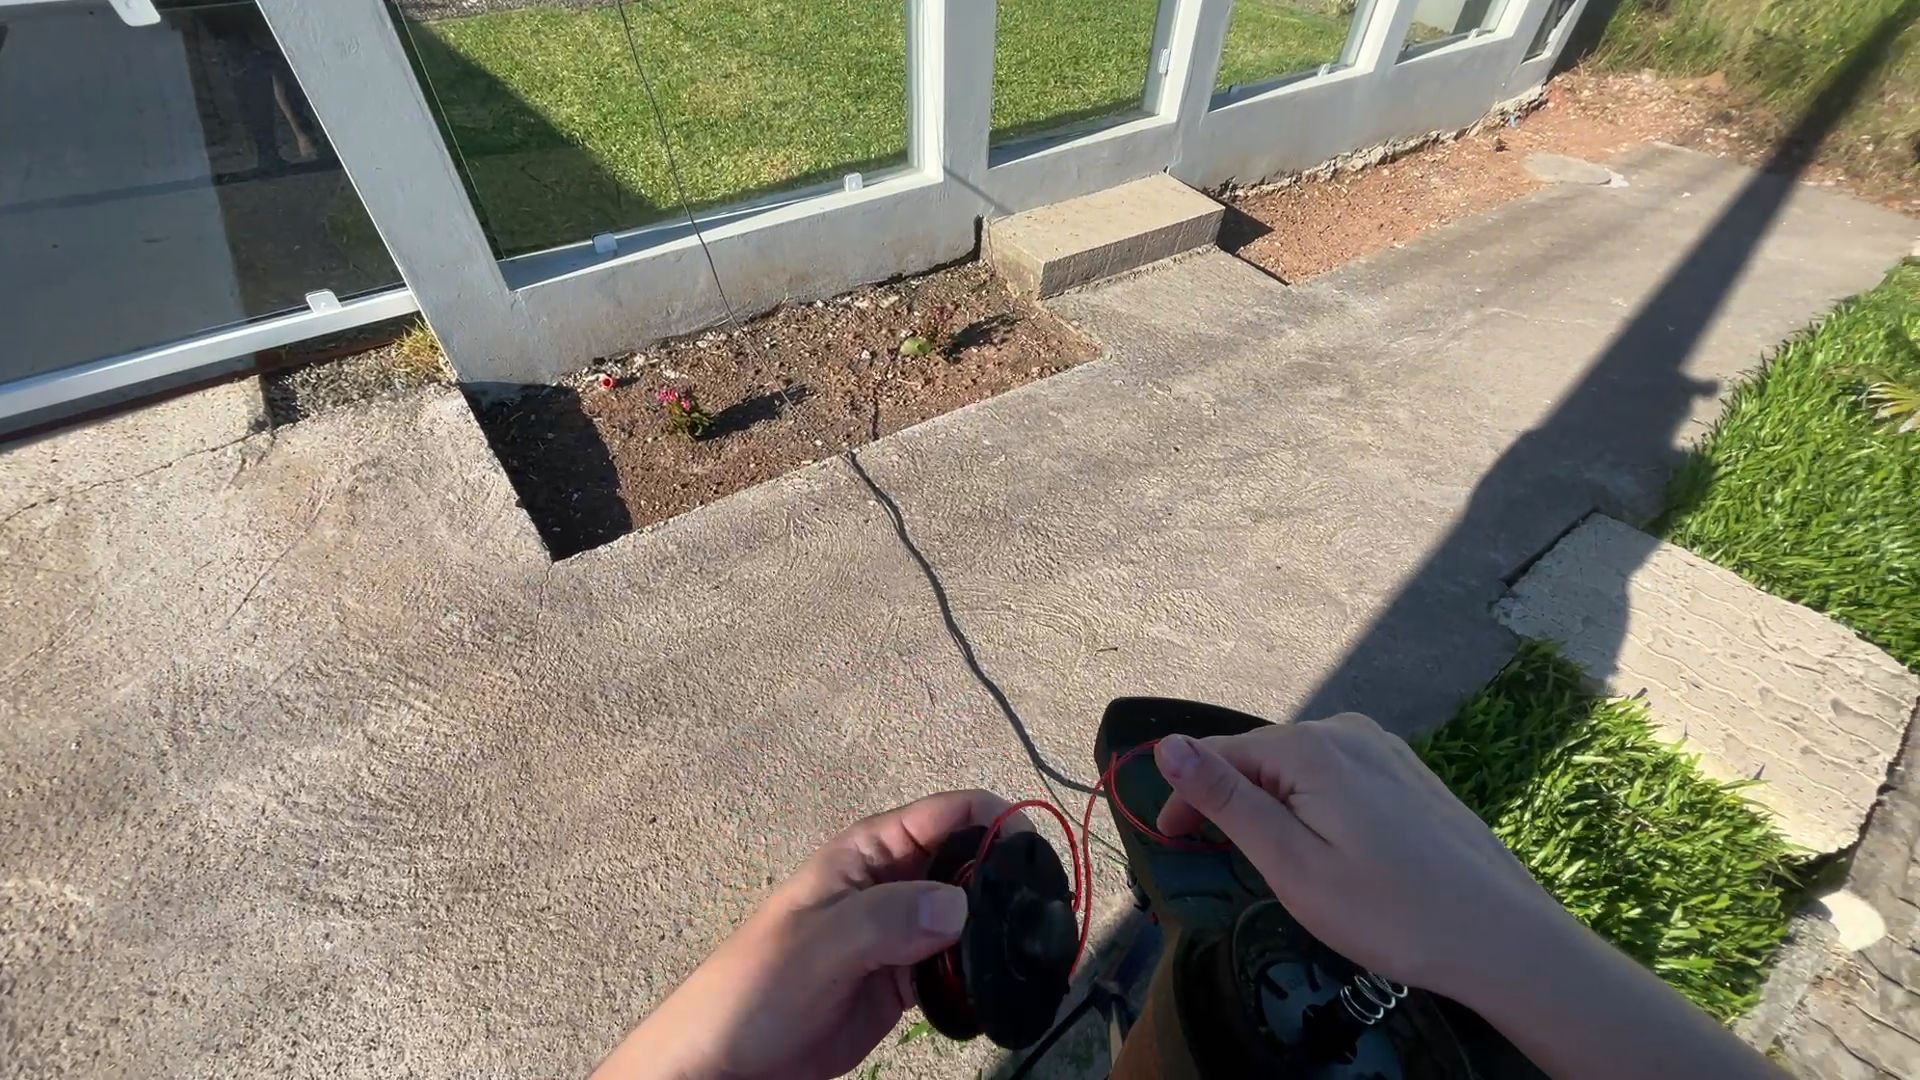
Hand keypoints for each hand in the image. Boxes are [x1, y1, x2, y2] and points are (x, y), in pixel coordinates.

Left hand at [593, 790, 1017, 1079]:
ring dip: (999, 925)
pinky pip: (958, 959)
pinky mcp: (908, 973)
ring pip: (969, 911)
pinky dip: (982, 967)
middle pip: (968, 859)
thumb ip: (886, 918)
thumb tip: (962, 902)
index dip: (996, 820)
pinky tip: (1003, 983)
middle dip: (1006, 877)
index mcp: (873, 849)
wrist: (731, 1063)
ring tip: (1038, 950)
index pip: (948, 813)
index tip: (1036, 855)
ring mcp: (904, 927)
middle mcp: (896, 879)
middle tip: (1045, 914)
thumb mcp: (818, 943)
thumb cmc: (760, 985)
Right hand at [1152, 714, 1568, 1002]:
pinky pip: (1334, 771)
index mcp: (1308, 746)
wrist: (1514, 945)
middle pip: (1258, 757)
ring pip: (1296, 765)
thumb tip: (1165, 744)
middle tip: (1225, 861)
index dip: (1185, 797)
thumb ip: (1225, 798)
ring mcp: (1380, 745)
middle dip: (1230, 800)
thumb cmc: (1391, 912)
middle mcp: (1342, 729)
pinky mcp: (1405, 767)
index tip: (1172, 842)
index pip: (1217, 755)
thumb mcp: (1290, 863)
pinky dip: (1310, 800)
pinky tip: (1331, 841)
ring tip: (1278, 856)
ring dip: (1271, 801)